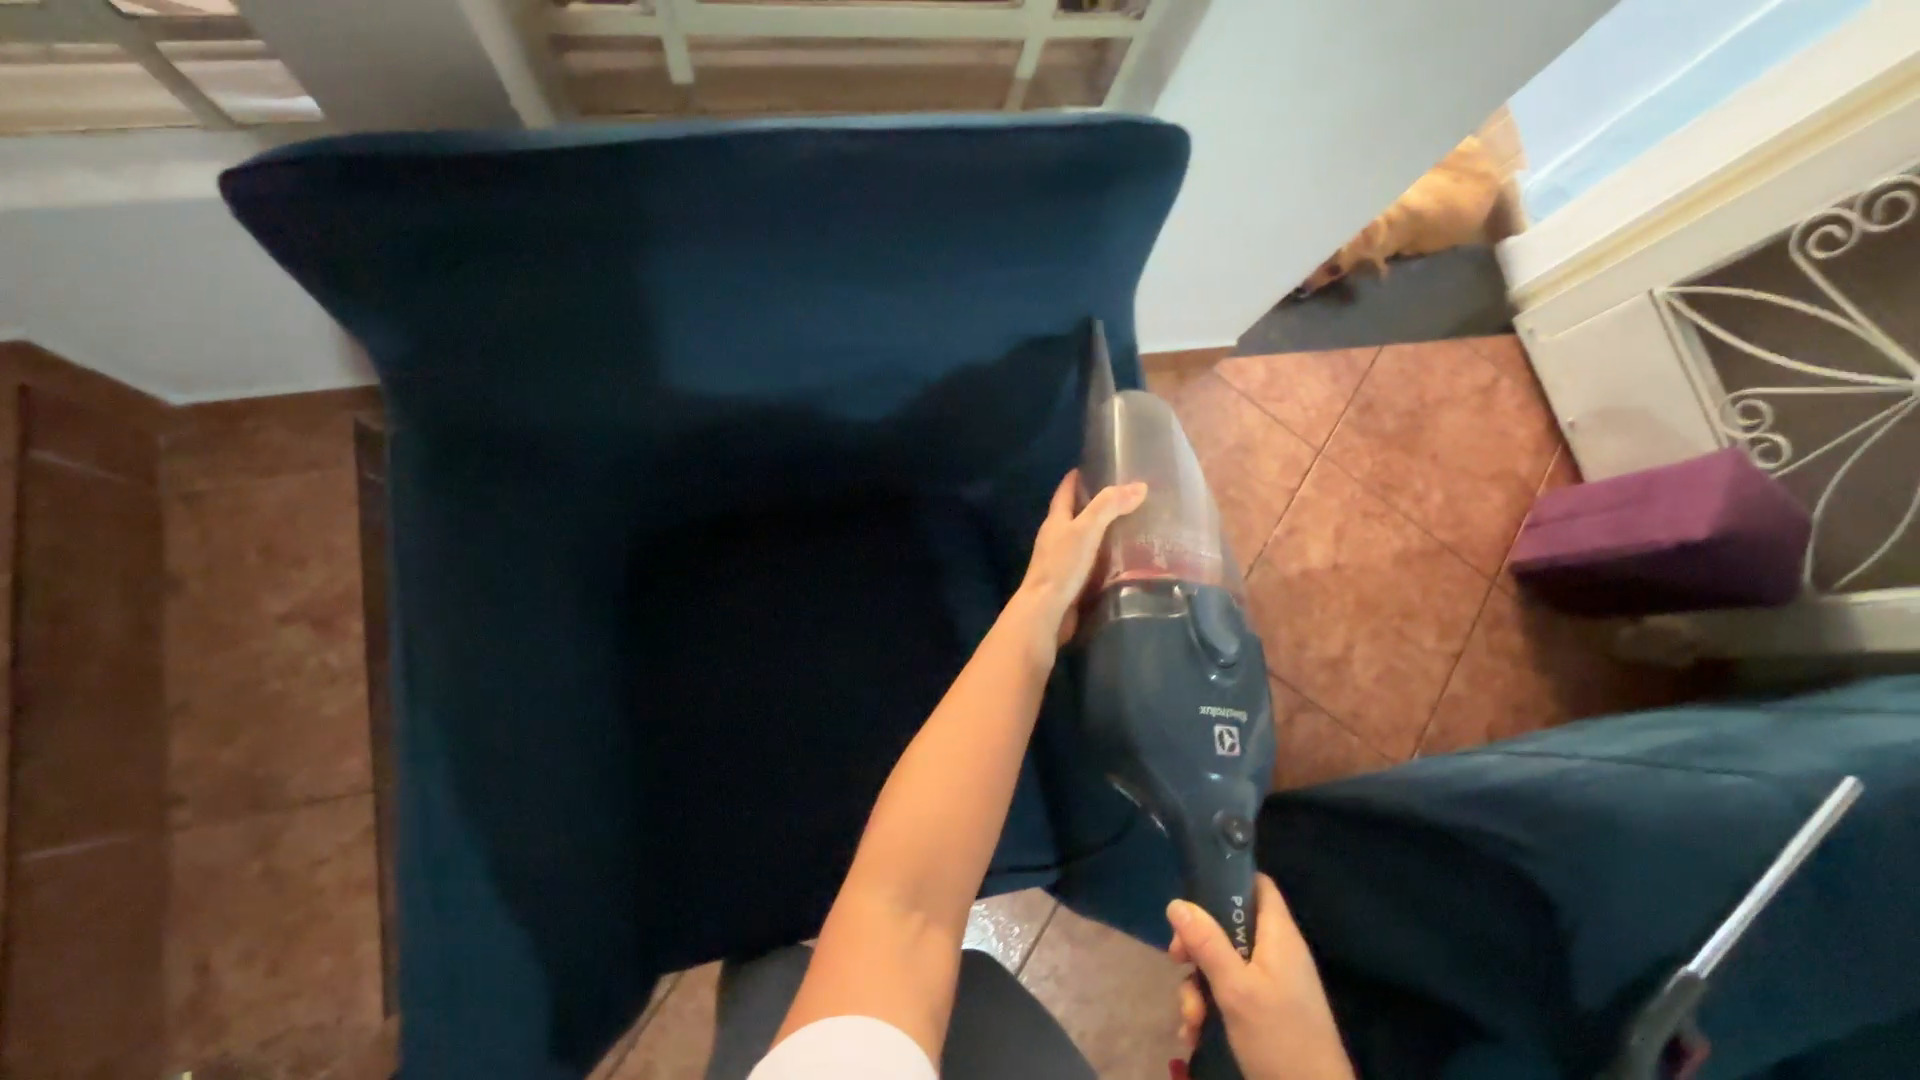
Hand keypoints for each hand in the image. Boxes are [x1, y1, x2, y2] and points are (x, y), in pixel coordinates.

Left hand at [1017, 470, 1146, 646]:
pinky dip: (1106, 559)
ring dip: (1103, 534)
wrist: (1046, 613)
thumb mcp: (1086, 529)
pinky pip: (1092, 565)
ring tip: (1132, 526)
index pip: (1065, 492)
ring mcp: (1063, 563)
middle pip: (1075, 516)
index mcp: (1055, 521)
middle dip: (1095, 505)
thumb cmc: (1062, 566)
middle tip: (1124, 497)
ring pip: (1085, 542)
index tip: (1092, 466)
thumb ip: (1109, 506)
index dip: (1076, 478)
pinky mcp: (1072, 584)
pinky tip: (1124, 560)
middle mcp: (1056, 539)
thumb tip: (1139, 486)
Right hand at [1169, 874, 1355, 1079]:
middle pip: (1229, 927)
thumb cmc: (1280, 1040)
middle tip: (1177, 961)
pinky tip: (1196, 1034)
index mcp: (1279, 937)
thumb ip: (1207, 943)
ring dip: (1198, 988)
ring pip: (1222, 965)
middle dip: (1197, 946)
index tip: (1194, 897)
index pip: (1258, 885)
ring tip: (1192, 1020)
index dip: (1227, 881)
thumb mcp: (1236, 990)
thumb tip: (1177, 902)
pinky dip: (1209, 1010)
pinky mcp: (1265, 1013)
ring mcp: (1272, 985)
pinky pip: (1229, 995)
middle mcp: (1276, 954)